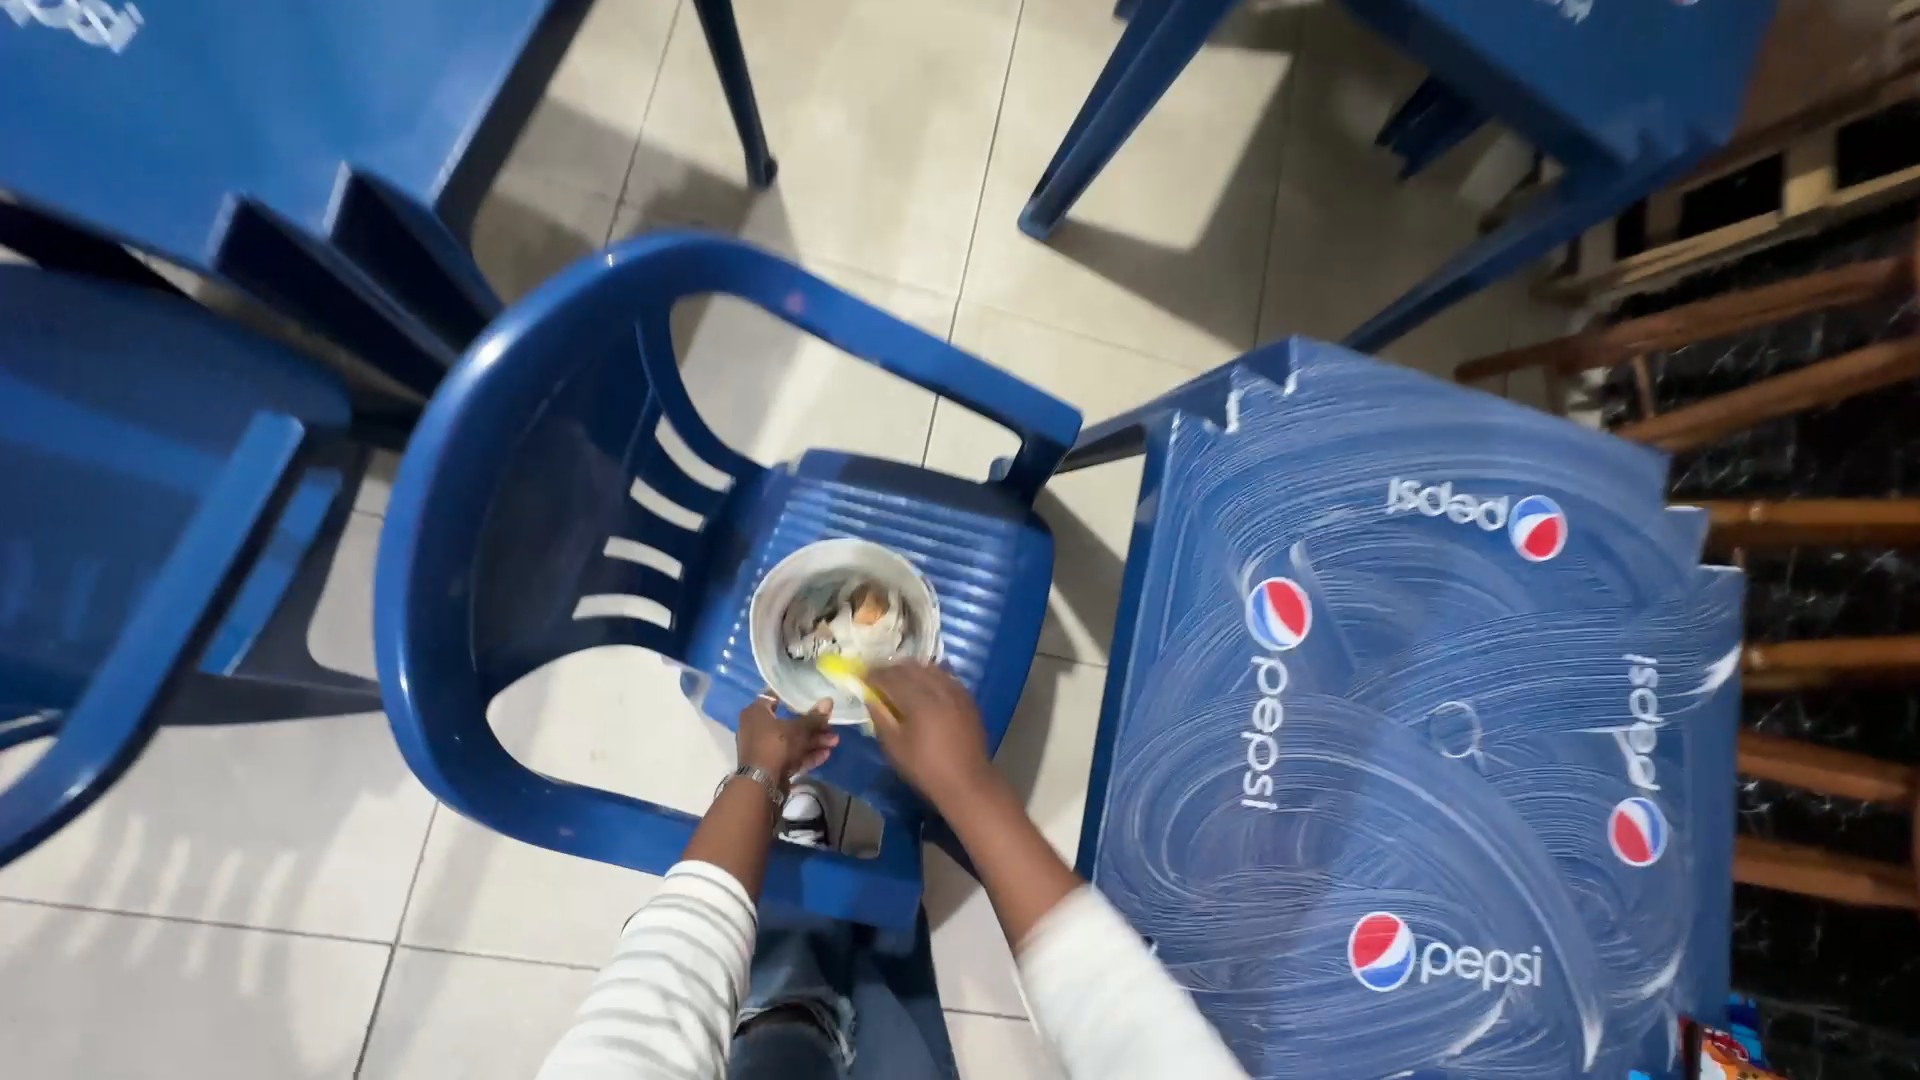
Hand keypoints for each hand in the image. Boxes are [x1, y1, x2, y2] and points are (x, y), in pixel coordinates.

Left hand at [738, 694, 838, 778]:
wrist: (761, 785)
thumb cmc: (776, 745)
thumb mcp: (799, 729)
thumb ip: (814, 717)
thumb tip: (828, 701)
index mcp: (756, 713)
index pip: (774, 697)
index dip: (793, 697)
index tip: (811, 697)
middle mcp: (756, 728)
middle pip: (788, 722)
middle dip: (812, 726)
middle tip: (830, 725)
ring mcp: (763, 748)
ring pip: (791, 741)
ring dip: (813, 741)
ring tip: (834, 742)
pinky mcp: (770, 765)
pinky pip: (790, 756)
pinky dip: (806, 755)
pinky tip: (826, 755)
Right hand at [865, 662, 997, 809]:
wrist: (966, 781)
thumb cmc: (925, 768)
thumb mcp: (894, 747)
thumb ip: (880, 718)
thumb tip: (870, 698)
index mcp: (918, 701)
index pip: (891, 678)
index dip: (874, 675)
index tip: (862, 676)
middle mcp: (938, 689)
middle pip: (911, 668)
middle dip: (891, 669)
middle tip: (878, 675)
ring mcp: (956, 691)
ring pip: (930, 668)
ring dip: (912, 669)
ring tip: (900, 676)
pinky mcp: (967, 698)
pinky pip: (947, 676)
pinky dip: (932, 673)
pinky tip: (927, 680)